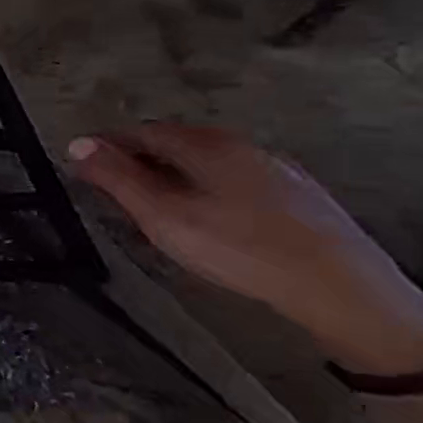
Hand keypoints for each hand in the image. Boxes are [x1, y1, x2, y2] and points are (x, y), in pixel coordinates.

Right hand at [67, 123, 422, 422]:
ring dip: (174, 174)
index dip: (108, 145)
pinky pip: (236, 180)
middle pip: (176, 143)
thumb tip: (77, 144)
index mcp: (206, 144)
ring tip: (156, 202)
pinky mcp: (300, 197)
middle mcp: (242, 146)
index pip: (141, 132)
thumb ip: (117, 178)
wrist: (344, 291)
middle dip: (140, 158)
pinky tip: (210, 217)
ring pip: (208, 162)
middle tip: (115, 186)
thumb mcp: (163, 216)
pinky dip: (207, 188)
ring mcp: (276, 170)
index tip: (83, 163)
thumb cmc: (239, 248)